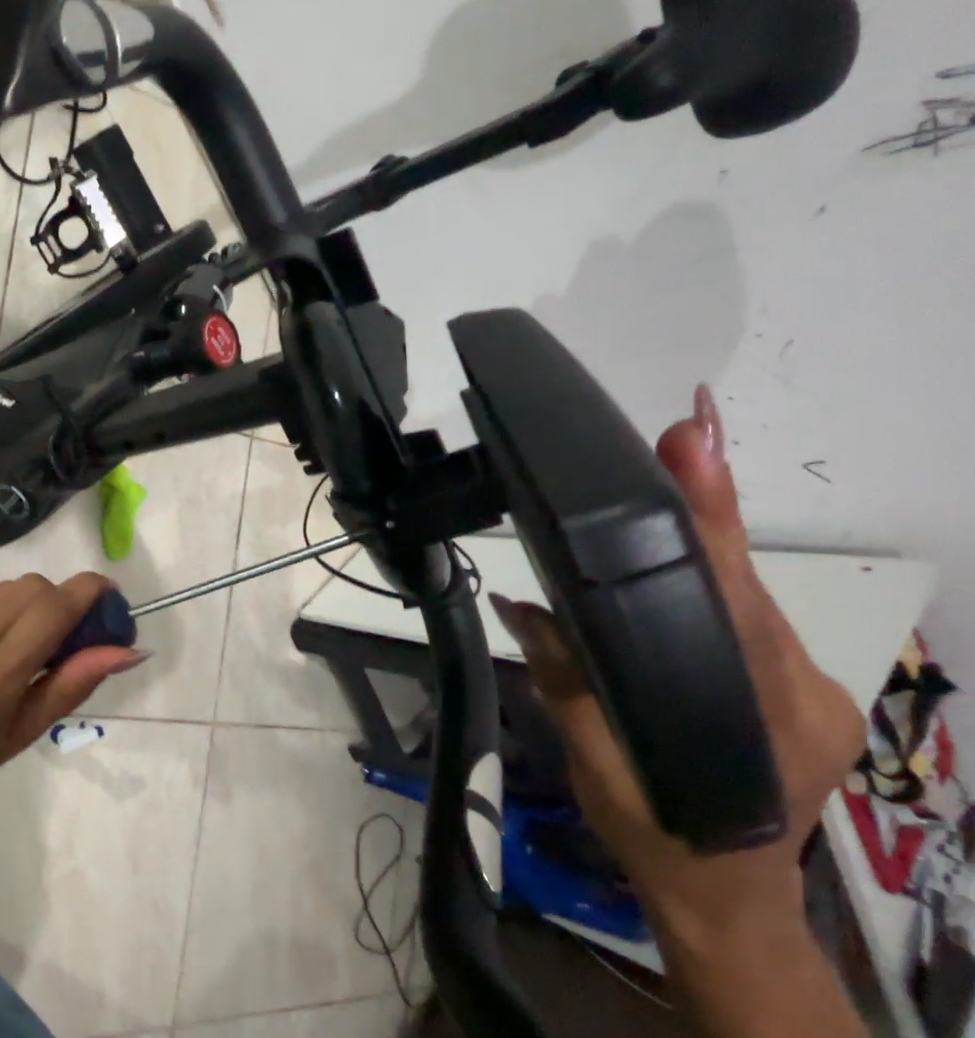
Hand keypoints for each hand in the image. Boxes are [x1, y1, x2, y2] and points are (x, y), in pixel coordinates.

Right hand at [490, 387, 864, 950]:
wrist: (723, 900)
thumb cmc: (655, 835)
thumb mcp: (595, 763)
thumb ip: (565, 680)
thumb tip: (522, 606)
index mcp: (765, 706)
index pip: (728, 592)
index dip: (709, 516)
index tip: (694, 441)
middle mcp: (807, 686)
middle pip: (747, 584)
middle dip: (706, 513)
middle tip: (676, 438)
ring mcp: (816, 688)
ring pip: (750, 601)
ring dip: (705, 546)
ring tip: (665, 483)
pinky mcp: (807, 692)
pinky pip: (751, 623)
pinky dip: (713, 584)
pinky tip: (677, 558)